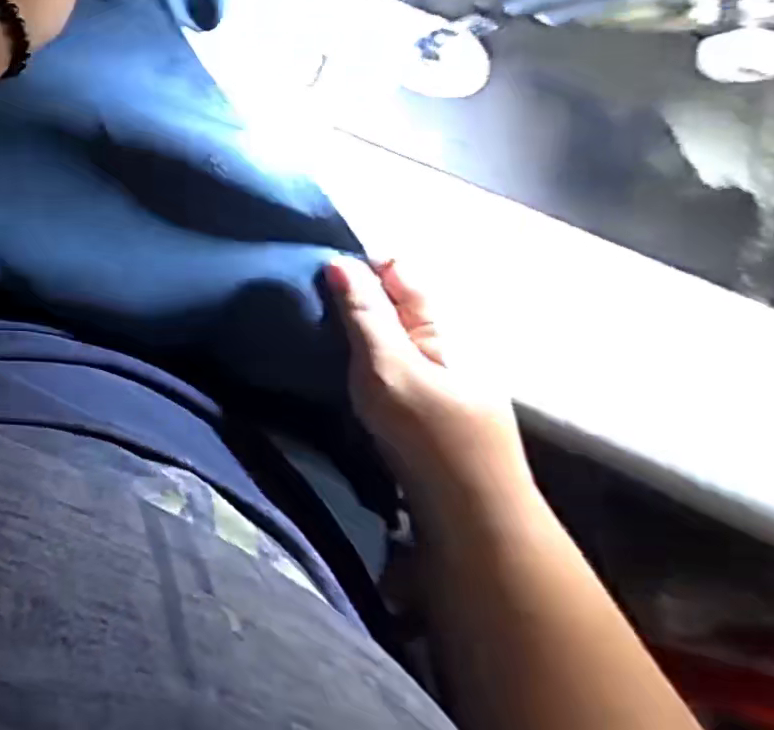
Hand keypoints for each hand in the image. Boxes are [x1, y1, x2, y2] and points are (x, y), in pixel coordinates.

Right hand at [324, 258, 530, 509]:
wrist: (468, 512)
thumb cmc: (428, 436)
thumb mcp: (388, 367)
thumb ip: (364, 314)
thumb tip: (339, 260)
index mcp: (440, 321)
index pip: (396, 268)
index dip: (356, 267)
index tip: (314, 278)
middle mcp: (438, 336)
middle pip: (387, 296)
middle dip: (347, 295)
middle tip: (304, 306)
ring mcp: (431, 366)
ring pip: (382, 326)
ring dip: (348, 324)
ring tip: (310, 330)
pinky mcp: (418, 392)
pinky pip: (381, 353)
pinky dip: (355, 350)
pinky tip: (332, 360)